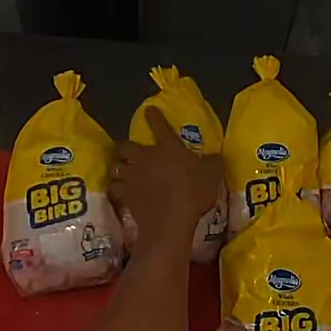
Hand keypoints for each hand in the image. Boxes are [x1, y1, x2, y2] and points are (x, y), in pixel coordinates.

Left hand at [115, 110, 221, 253]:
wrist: (171, 219)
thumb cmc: (194, 191)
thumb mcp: (213, 174)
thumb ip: (212, 162)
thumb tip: (214, 156)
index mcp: (168, 147)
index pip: (159, 125)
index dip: (154, 116)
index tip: (150, 110)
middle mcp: (145, 157)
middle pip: (125, 145)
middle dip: (127, 147)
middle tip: (132, 153)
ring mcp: (132, 176)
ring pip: (117, 167)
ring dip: (121, 168)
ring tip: (126, 174)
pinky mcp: (125, 195)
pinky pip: (116, 188)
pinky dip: (118, 190)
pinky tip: (123, 193)